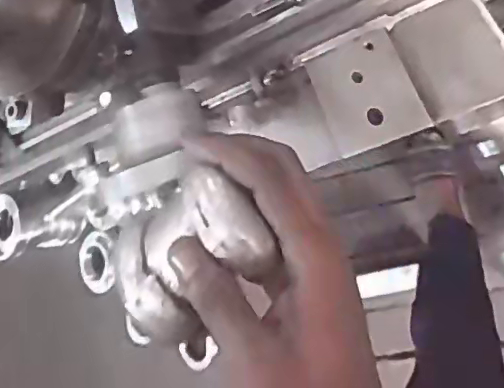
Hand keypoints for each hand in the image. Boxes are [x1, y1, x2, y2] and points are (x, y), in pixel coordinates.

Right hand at [166, 134, 377, 387]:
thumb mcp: (255, 359)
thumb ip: (217, 300)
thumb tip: (180, 248)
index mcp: (314, 250)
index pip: (269, 177)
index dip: (229, 152)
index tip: (191, 143)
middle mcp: (323, 240)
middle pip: (284, 169)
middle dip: (241, 148)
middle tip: (198, 148)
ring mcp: (321, 256)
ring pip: (284, 191)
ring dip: (246, 173)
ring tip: (203, 173)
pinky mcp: (312, 275)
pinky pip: (280, 221)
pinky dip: (250, 208)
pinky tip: (219, 224)